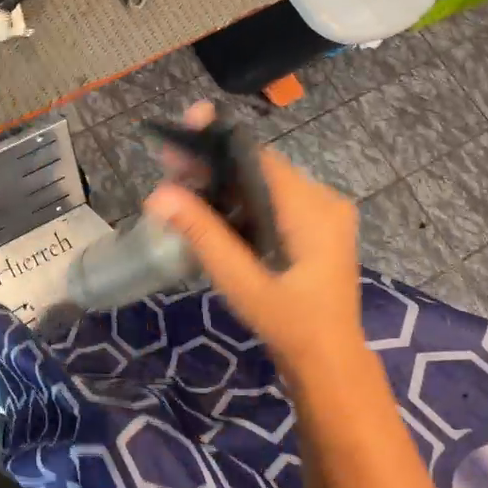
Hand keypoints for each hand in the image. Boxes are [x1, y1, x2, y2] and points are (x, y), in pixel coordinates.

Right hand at [145, 101, 364, 378]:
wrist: (329, 362)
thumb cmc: (289, 323)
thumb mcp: (241, 281)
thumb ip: (203, 234)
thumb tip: (158, 194)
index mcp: (313, 208)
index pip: (258, 157)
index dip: (216, 140)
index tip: (183, 124)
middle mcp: (322, 201)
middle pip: (256, 167)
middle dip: (210, 162)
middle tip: (166, 165)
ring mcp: (320, 214)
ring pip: (260, 182)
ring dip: (220, 182)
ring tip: (177, 186)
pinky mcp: (312, 229)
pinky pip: (268, 199)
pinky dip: (237, 199)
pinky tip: (206, 208)